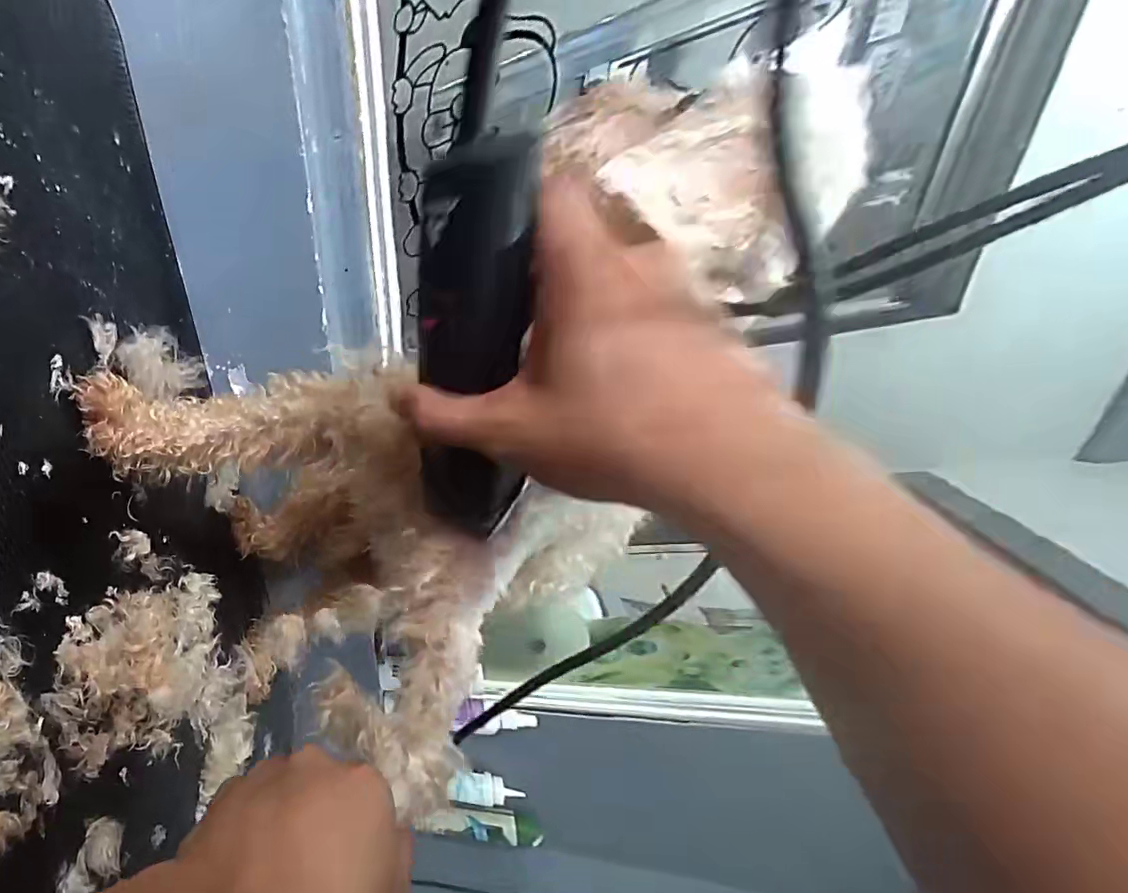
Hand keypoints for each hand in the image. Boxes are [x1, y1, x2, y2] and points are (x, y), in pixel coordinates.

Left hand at [176, 746, 410, 892]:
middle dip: (321, 814)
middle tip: (312, 866)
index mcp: (362, 786)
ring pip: (284, 790)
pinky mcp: (222, 792)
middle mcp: (312, 764)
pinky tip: (243, 868)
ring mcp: (262, 774)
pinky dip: (249, 826)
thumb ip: (395, 860)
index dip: (362, 835)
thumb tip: (385, 837)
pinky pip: (249, 805)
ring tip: (271, 870)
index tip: (352, 868)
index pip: (370, 800)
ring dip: (283, 816)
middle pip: (324, 785)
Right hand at [395, 176, 820, 519]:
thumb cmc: (610, 433)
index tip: (485, 239)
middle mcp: (638, 263)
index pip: (552, 191)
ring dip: (581, 303)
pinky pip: (649, 306)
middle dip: (537, 272)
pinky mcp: (707, 324)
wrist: (730, 466)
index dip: (515, 199)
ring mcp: (682, 291)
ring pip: (616, 274)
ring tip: (554, 358)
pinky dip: (620, 328)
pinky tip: (610, 383)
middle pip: (579, 238)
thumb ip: (447, 415)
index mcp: (585, 271)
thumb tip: (398, 401)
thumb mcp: (511, 432)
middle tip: (507, 320)